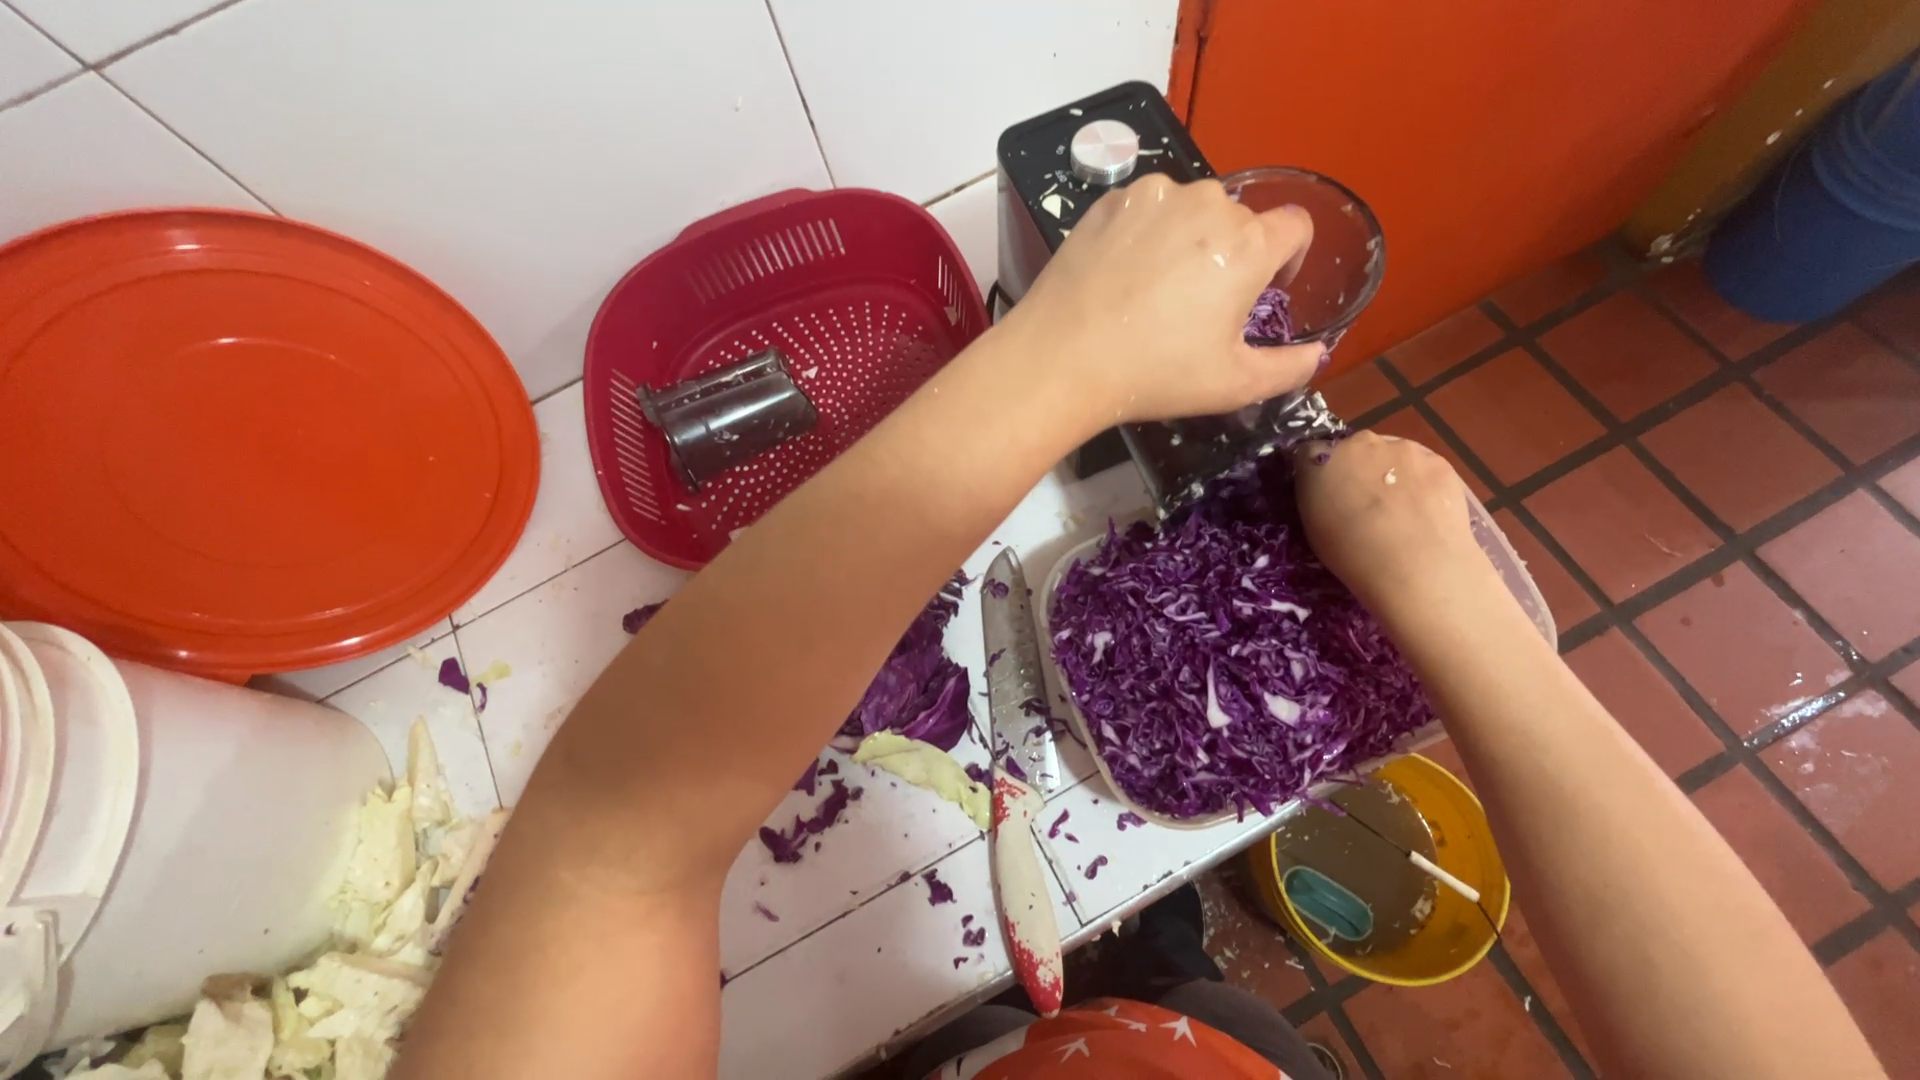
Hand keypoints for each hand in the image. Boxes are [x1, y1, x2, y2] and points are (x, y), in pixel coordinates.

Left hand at [1000, 174, 1324, 426]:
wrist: (1061, 359)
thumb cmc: (1154, 373)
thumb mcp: (1233, 385)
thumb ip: (1289, 368)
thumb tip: (1316, 355)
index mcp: (1248, 243)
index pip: (1295, 225)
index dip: (1289, 258)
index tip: (1266, 288)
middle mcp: (1206, 202)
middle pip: (1238, 219)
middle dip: (1231, 254)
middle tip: (1198, 303)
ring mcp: (1153, 196)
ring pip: (1189, 210)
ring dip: (1187, 239)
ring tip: (1156, 289)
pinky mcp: (1109, 202)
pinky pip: (1145, 209)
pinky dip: (1145, 233)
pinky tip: (1122, 275)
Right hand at [1292, 432, 1492, 622]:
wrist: (1416, 568)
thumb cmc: (1352, 554)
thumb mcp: (1313, 526)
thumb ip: (1318, 495)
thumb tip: (1330, 489)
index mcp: (1320, 460)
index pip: (1311, 454)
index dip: (1319, 473)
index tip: (1327, 494)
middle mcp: (1359, 443)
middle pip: (1355, 447)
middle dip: (1357, 467)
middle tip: (1365, 501)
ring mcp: (1403, 448)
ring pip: (1392, 453)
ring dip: (1391, 471)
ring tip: (1401, 507)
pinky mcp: (1439, 461)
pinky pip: (1424, 466)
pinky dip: (1422, 481)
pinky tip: (1426, 509)